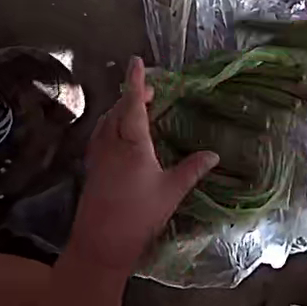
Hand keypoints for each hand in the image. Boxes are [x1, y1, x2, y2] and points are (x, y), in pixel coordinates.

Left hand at [66, 57, 217, 272]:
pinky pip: (101, 136)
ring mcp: (98, 156)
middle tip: (149, 90)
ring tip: (136, 108)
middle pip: (118, 110)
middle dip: (132, 95)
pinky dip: (112, 125)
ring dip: (120, 110)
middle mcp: (111, 144)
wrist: (101, 243)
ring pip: (107, 122)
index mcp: (131, 143)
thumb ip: (192, 169)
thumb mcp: (172, 191)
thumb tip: (213, 154)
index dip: (136, 81)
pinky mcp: (92, 169)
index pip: (132, 104)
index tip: (137, 61)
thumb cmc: (139, 214)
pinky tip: (121, 136)